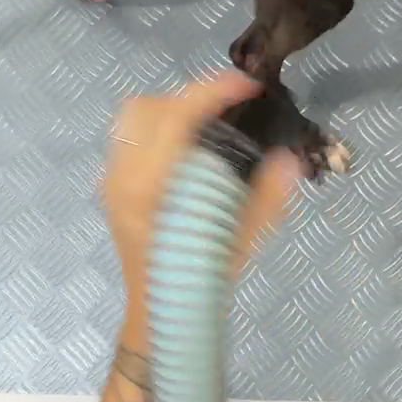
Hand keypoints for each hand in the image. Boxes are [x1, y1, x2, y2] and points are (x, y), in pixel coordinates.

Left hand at [104, 73, 300, 330]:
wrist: (159, 315)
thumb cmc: (197, 284)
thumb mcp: (237, 245)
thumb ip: (264, 202)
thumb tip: (291, 162)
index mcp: (150, 187)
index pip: (176, 116)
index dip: (213, 91)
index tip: (247, 87)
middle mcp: (122, 176)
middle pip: (148, 107)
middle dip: (189, 99)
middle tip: (226, 111)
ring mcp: (111, 182)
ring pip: (134, 120)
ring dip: (170, 113)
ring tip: (206, 127)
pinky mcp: (111, 190)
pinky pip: (129, 140)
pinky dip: (157, 132)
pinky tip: (184, 154)